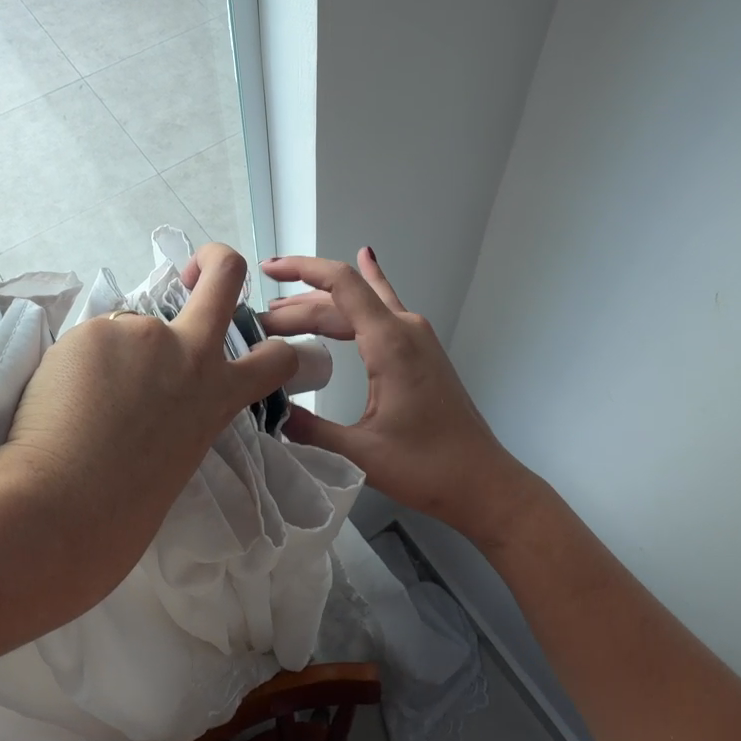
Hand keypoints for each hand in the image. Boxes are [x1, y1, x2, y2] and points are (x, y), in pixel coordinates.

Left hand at [3, 245, 296, 580]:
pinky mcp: (96, 329)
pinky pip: (87, 341)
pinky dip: (75, 366)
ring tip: (82, 404)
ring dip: (111, 353)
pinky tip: (60, 402)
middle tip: (192, 269)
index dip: (273, 344)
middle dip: (212, 260)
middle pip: (223, 274)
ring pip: (127, 327)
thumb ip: (181, 409)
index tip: (250, 335)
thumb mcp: (180, 451)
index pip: (276, 357)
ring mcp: (144, 334)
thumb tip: (153, 390)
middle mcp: (191, 353)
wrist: (64, 506)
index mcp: (218, 395)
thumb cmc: (122, 504)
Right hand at [255, 248, 544, 547]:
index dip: (302, 269)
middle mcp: (405, 329)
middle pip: (343, 300)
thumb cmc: (426, 468)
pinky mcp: (421, 351)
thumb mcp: (360, 452)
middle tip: (259, 326)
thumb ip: (310, 429)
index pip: (340, 285)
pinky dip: (368, 288)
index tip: (268, 269)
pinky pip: (385, 310)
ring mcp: (416, 337)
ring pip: (361, 307)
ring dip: (322, 307)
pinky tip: (367, 259)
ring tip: (281, 315)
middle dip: (299, 307)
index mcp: (389, 343)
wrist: (482, 482)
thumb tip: (269, 411)